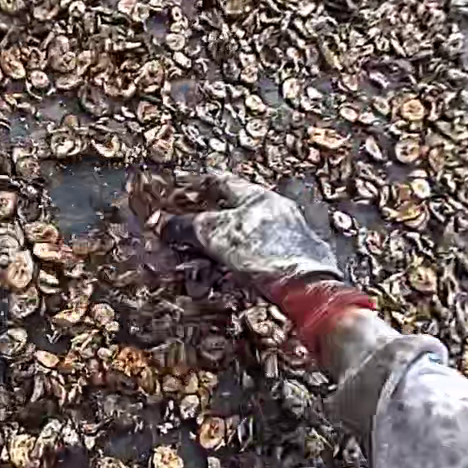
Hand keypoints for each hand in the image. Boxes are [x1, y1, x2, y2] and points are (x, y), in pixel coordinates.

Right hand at [163, 173, 342, 284]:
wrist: (306, 286)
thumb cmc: (264, 252)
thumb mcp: (215, 234)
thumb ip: (186, 226)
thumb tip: (162, 223)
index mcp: (256, 196)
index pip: (219, 181)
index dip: (193, 185)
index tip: (175, 191)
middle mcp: (270, 211)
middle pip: (226, 211)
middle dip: (199, 224)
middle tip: (179, 234)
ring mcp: (280, 235)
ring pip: (235, 236)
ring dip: (211, 249)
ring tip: (195, 262)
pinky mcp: (285, 258)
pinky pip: (247, 256)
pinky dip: (228, 264)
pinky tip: (218, 276)